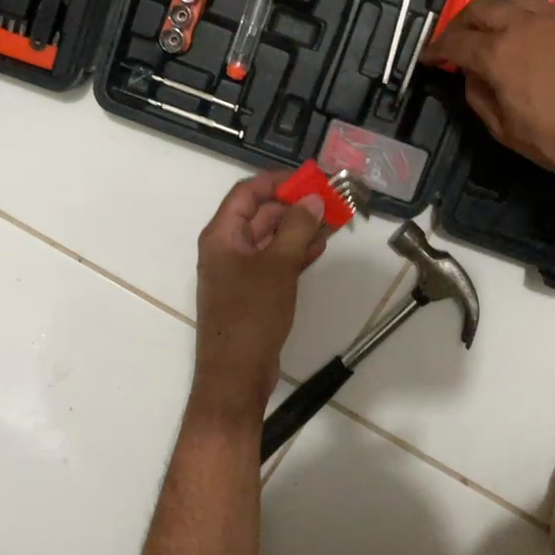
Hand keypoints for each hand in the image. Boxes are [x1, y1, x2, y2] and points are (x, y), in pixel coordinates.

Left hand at [194, 171, 328, 409]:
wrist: (236, 375)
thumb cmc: (251, 315)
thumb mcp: (278, 267)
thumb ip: (296, 228)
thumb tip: (312, 199)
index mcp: (222, 236)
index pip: (248, 192)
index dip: (278, 181)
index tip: (310, 179)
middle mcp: (227, 248)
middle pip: (261, 213)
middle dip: (295, 205)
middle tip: (330, 200)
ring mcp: (239, 271)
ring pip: (271, 238)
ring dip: (299, 228)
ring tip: (333, 221)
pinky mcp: (252, 291)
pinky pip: (274, 261)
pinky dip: (295, 251)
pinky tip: (319, 247)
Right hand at [422, 0, 554, 191]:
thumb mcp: (505, 131)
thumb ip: (478, 97)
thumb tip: (470, 76)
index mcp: (498, 54)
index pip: (455, 42)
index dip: (436, 49)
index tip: (429, 58)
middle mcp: (524, 25)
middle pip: (481, 8)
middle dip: (461, 23)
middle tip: (456, 40)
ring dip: (496, 12)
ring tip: (494, 31)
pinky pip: (547, 7)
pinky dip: (529, 17)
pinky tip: (533, 37)